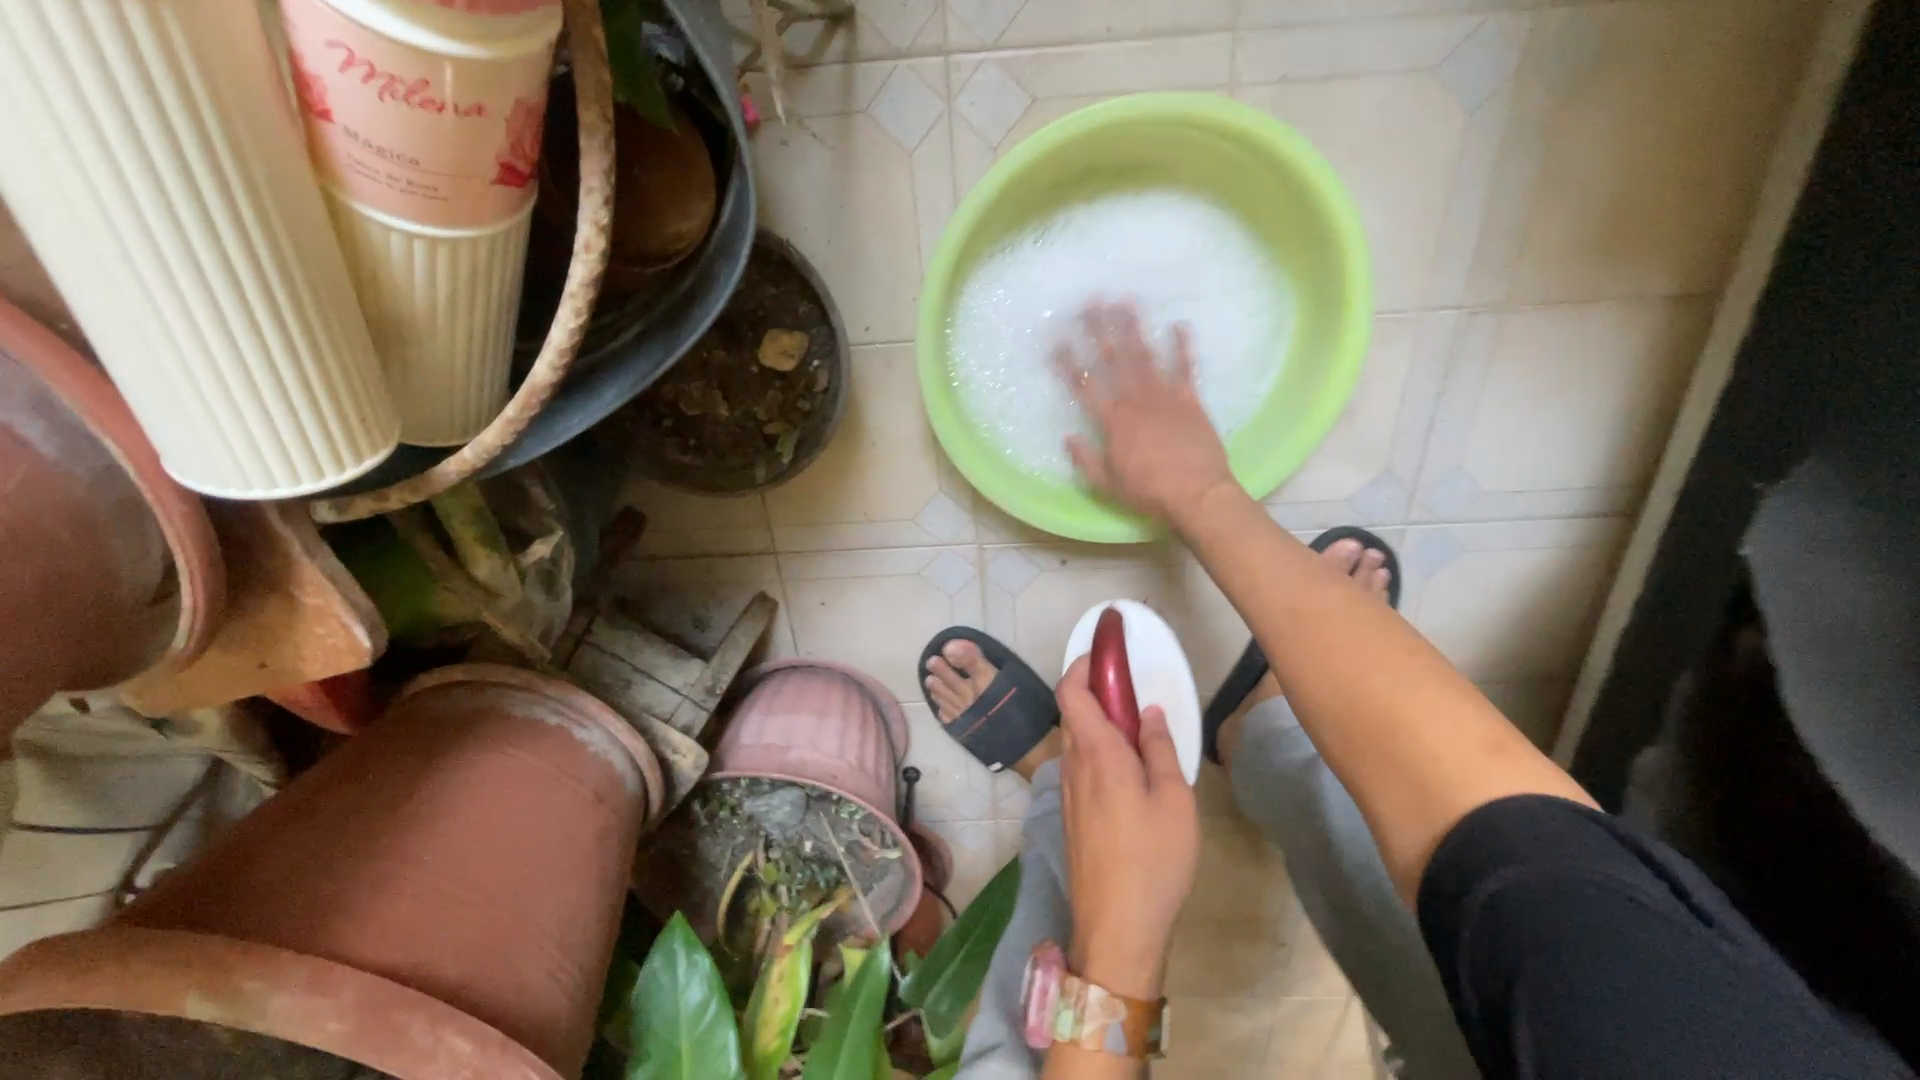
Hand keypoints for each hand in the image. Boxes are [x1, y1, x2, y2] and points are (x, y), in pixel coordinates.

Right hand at [1054, 302, 1236, 524]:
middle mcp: (1136, 401)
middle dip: (1099, 330)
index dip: (1068, 362)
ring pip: (1145, 356)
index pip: (1084, 386)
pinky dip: (1183, 345)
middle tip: (1090, 303)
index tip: (1057, 340)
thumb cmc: (1149, 493)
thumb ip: (1086, 460)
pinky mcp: (1191, 400)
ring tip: (1125, 302)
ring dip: (1134, 328)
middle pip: (1113, 360)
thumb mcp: (1107, 485)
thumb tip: (1068, 438)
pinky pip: (1186, 368)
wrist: (1197, 494)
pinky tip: (1179, 324)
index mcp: (1112, 422)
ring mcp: (1165, 397)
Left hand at [1056, 655, 1198, 999]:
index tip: (1104, 650)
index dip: (1082, 665)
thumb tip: (1150, 713)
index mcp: (1097, 753)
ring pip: (1075, 742)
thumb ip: (1160, 749)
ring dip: (1096, 723)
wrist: (1117, 925)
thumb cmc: (1153, 858)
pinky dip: (1097, 751)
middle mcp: (1073, 767)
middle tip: (1130, 687)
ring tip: (1136, 728)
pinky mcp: (1072, 817)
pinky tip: (1127, 771)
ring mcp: (1068, 794)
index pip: (1071, 692)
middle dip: (1094, 691)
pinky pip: (1079, 768)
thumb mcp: (1174, 799)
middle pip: (1071, 714)